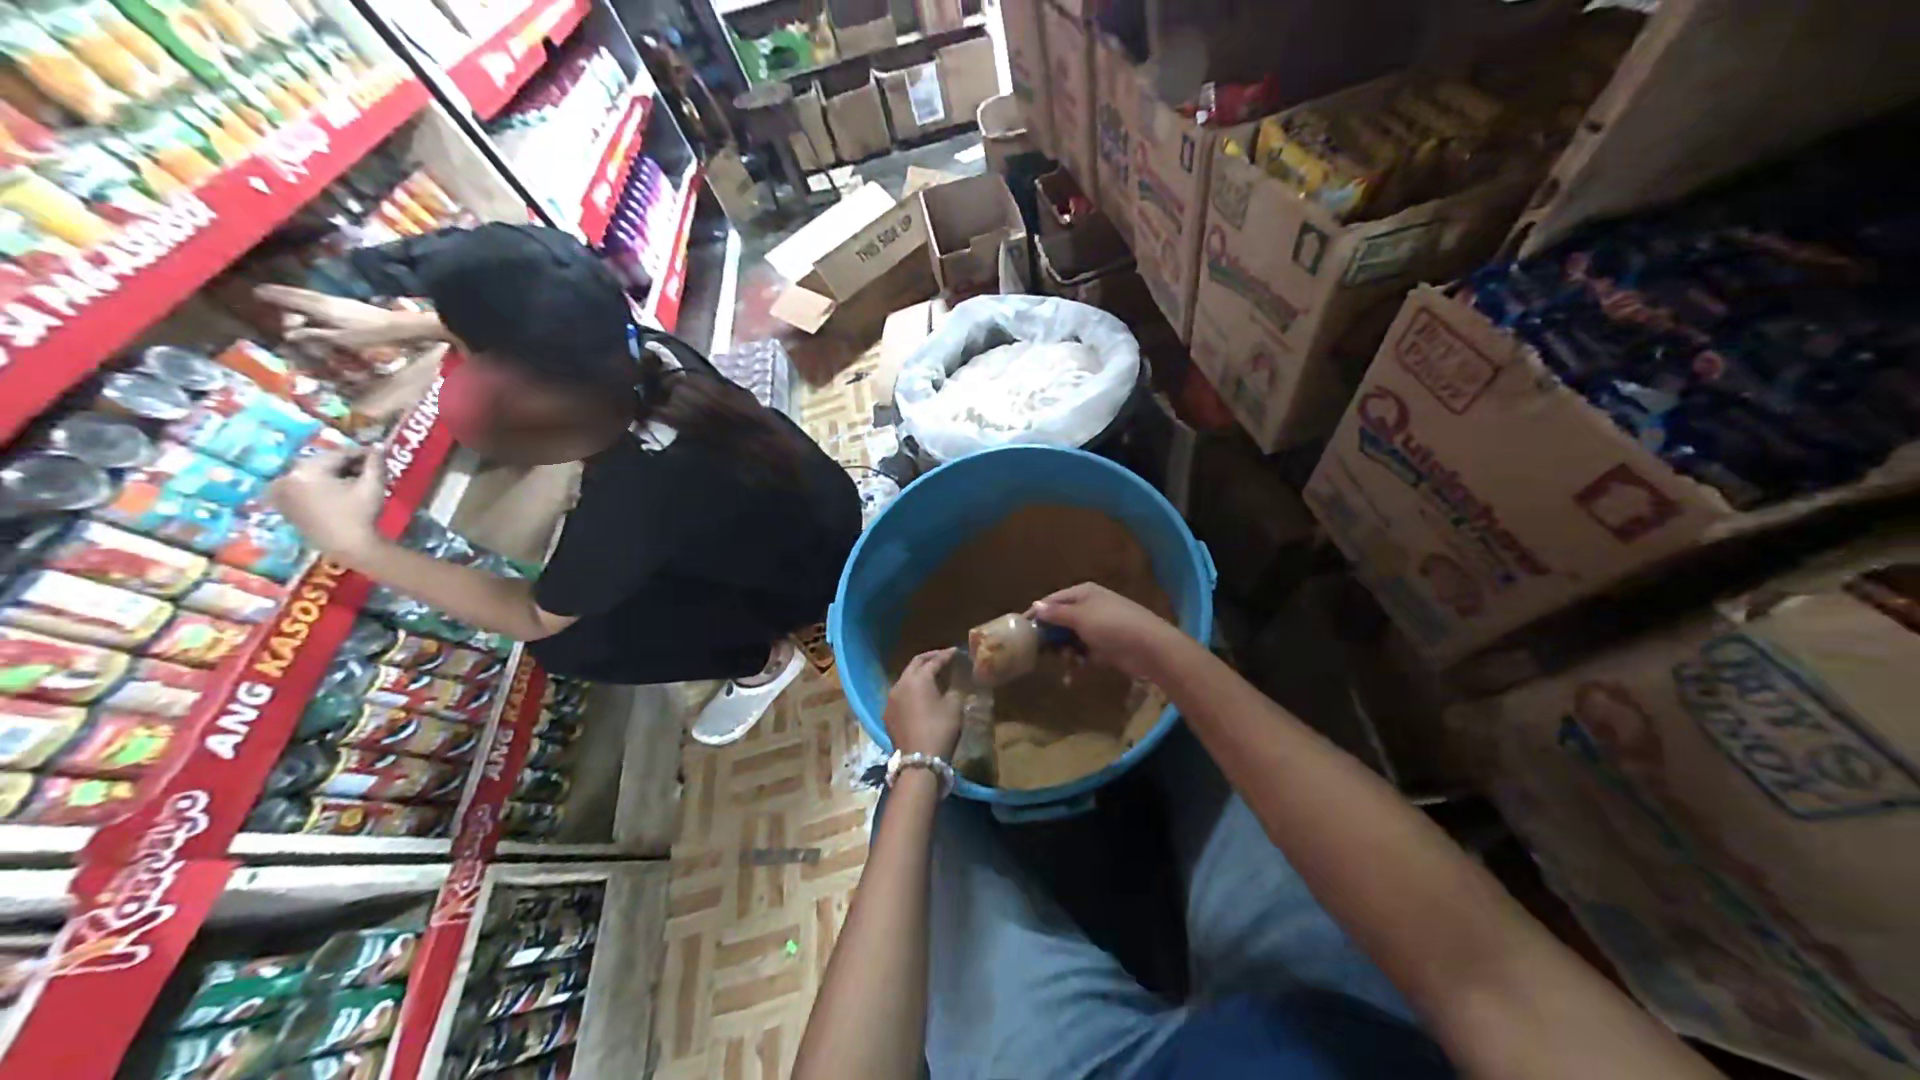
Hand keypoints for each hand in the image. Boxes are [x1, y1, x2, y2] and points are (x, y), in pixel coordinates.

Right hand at [255, 285, 426, 349]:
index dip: (274, 295)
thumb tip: (290, 334)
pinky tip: (311, 309)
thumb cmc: (370, 334)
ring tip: (285, 304)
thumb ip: (315, 335)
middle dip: (281, 295)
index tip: (256, 292)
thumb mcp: (341, 338)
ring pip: (310, 297)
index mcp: (321, 307)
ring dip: (295, 299)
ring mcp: (339, 301)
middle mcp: (327, 300)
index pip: (291, 298)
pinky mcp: (348, 305)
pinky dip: (309, 302)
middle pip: (298, 295)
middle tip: (264, 294)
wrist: (398, 326)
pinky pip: (321, 300)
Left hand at [271, 448, 386, 557]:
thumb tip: (379, 447)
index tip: (377, 454)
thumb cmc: (361, 514)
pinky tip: (338, 493)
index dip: (361, 453)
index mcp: (306, 470)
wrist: (347, 547)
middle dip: (344, 465)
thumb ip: (375, 463)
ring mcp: (281, 492)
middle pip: (321, 464)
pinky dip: (319, 486)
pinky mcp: (284, 505)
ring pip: (312, 475)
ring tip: (354, 481)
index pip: (337, 454)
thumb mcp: (372, 486)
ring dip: (332, 475)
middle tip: (367, 469)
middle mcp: (287, 477)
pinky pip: (302, 488)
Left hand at [884, 648, 961, 759]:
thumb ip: (953, 690)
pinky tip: (919, 695)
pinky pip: (900, 695)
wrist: (918, 761)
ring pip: (905, 679)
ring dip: (918, 674)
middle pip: (915, 664)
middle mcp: (900, 684)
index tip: (955, 651)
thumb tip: (951, 686)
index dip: (946, 655)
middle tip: (942, 657)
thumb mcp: (954, 707)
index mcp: (918, 678)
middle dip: (929, 658)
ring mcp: (891, 700)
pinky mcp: (888, 714)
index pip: (933, 661)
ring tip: (932, 675)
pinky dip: (911, 690)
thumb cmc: (940, 729)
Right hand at [1031, 583, 1187, 681]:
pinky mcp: (1106, 647)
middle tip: (1039, 651)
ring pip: (1071, 639)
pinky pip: (1085, 654)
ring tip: (1065, 662)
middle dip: (1051, 636)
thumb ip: (1056, 613)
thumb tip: (1035, 606)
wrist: (1150, 647)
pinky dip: (1078, 663)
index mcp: (1083, 593)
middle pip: (1061, 621)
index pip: (1053, 600)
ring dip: (1065, 652)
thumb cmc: (1111, 625)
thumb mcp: (1080, 617)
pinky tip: (1073, 675)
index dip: (1038, 613)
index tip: (1021, 629)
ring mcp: (1099, 628)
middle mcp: (1090, 607)